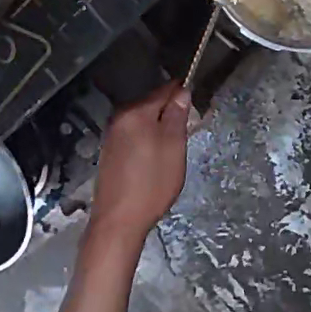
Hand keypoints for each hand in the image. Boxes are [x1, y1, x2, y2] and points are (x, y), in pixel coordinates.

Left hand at [89, 81, 193, 241]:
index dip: (184, 94)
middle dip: (173, 111)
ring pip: (145, 120)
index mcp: (136, 113)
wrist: (118, 222)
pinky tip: (158, 155)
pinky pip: (136, 134)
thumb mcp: (175, 146)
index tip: (199, 106)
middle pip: (153, 104)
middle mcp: (120, 119)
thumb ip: (178, 115)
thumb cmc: (153, 182)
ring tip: (177, 145)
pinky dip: (150, 138)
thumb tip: (182, 92)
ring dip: (162, 126)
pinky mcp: (111, 152)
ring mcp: (113, 136)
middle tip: (191, 129)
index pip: (165, 89)